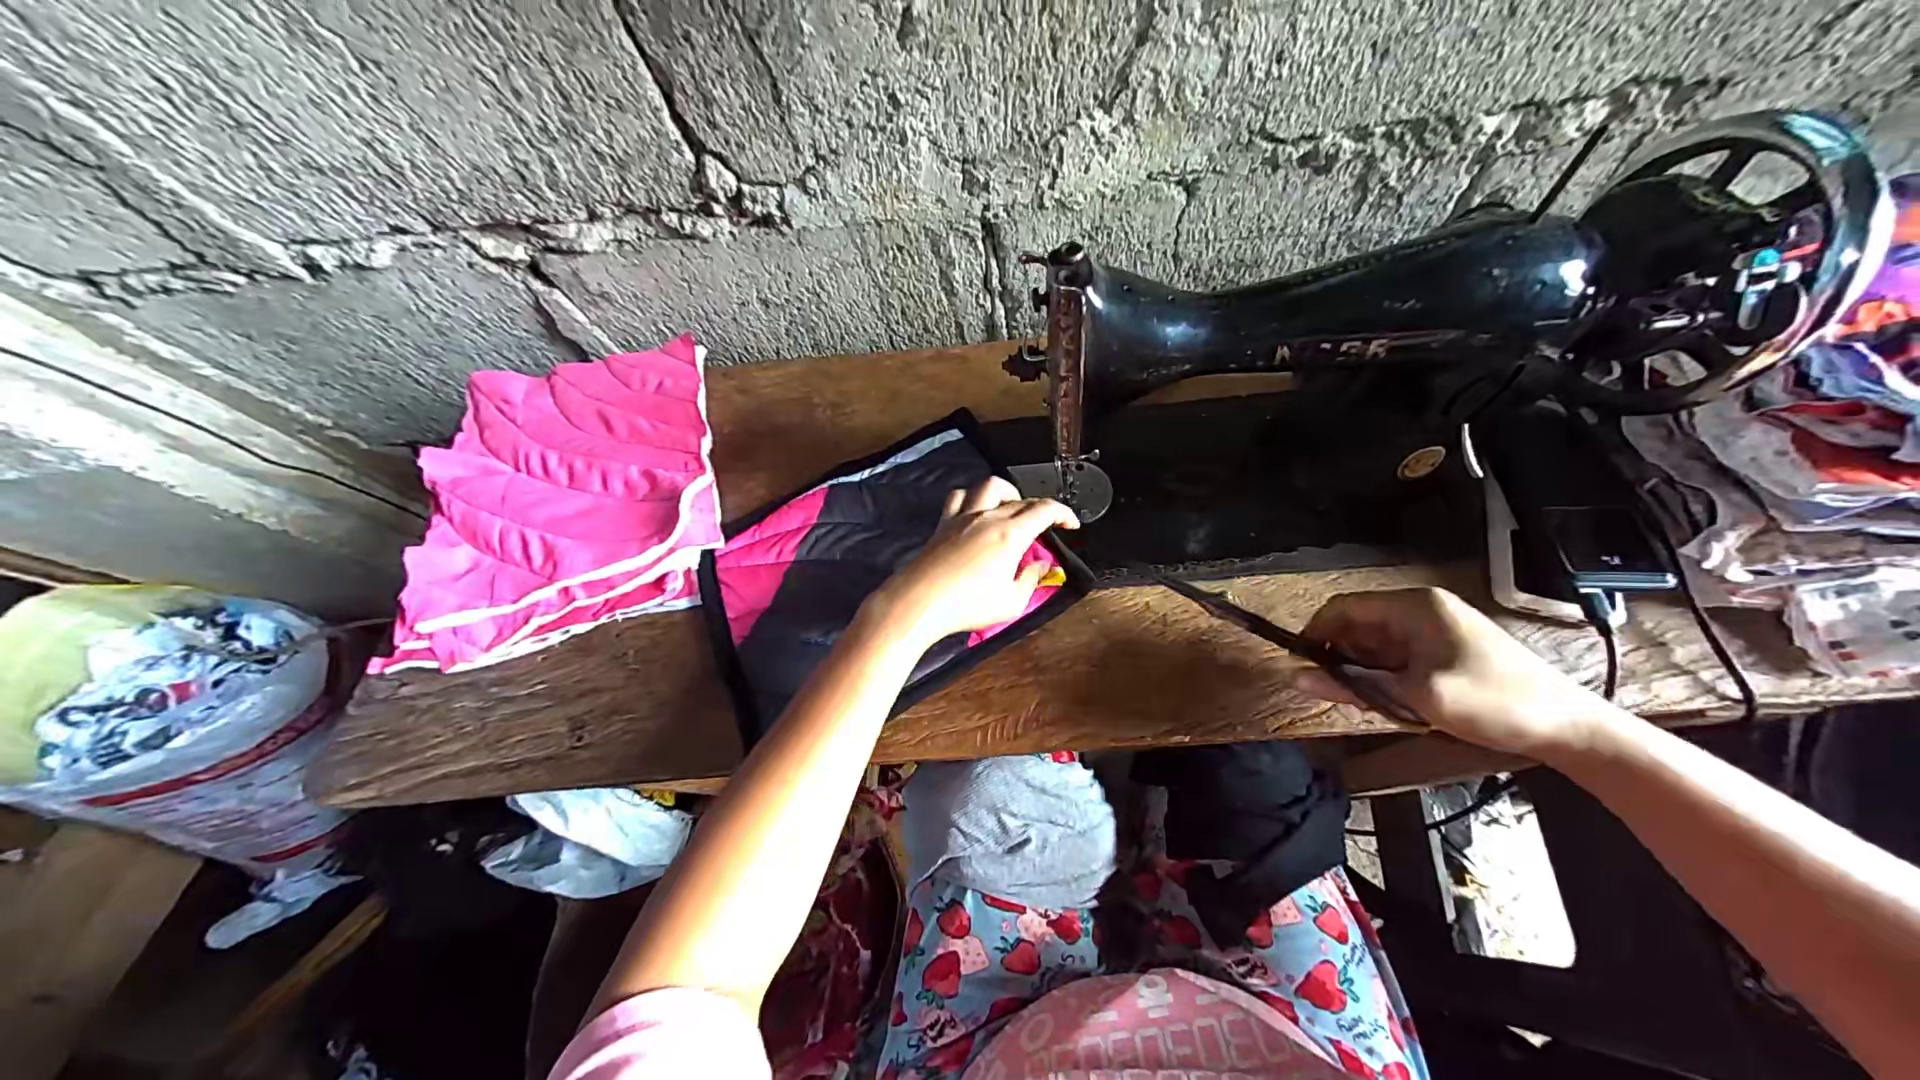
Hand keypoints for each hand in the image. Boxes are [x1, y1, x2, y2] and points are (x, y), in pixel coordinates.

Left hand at [860, 477, 1078, 648]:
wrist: (919, 602)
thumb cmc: (965, 606)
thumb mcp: (1011, 602)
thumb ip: (1031, 580)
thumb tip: (1042, 567)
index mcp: (1010, 535)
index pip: (1045, 510)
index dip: (1063, 513)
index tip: (1070, 524)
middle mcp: (988, 518)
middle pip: (1021, 500)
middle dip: (1040, 509)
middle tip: (1045, 527)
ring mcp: (963, 518)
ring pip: (990, 486)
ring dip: (1008, 492)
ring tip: (1013, 507)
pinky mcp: (944, 525)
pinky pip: (959, 497)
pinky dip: (972, 497)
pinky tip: (976, 510)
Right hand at [1292, 587, 1614, 758]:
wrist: (1572, 729)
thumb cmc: (1494, 702)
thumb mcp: (1416, 696)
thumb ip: (1353, 685)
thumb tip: (1295, 675)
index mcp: (1414, 606)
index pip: (1343, 607)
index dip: (1314, 632)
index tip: (1299, 664)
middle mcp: (1421, 610)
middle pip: (1357, 626)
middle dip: (1340, 658)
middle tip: (1335, 693)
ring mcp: (1435, 630)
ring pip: (1375, 645)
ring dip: (1363, 672)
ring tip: (1369, 704)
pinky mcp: (1446, 651)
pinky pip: (1397, 658)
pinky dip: (1386, 678)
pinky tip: (1393, 704)